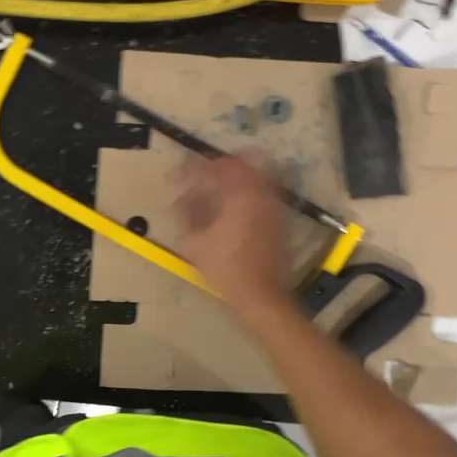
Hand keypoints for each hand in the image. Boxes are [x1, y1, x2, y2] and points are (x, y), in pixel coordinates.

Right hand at [172, 154, 293, 311]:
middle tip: (196, 176)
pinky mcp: (280, 215)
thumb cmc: (225, 268)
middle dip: (214, 167)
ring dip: (232, 176)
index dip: (191, 169)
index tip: (177, 175)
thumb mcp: (195, 243)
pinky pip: (262, 189)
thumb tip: (180, 198)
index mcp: (239, 193)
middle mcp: (260, 190)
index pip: (213, 169)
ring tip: (214, 188)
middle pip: (237, 163)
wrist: (261, 293)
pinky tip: (233, 204)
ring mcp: (273, 202)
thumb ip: (187, 214)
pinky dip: (246, 189)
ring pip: (253, 174)